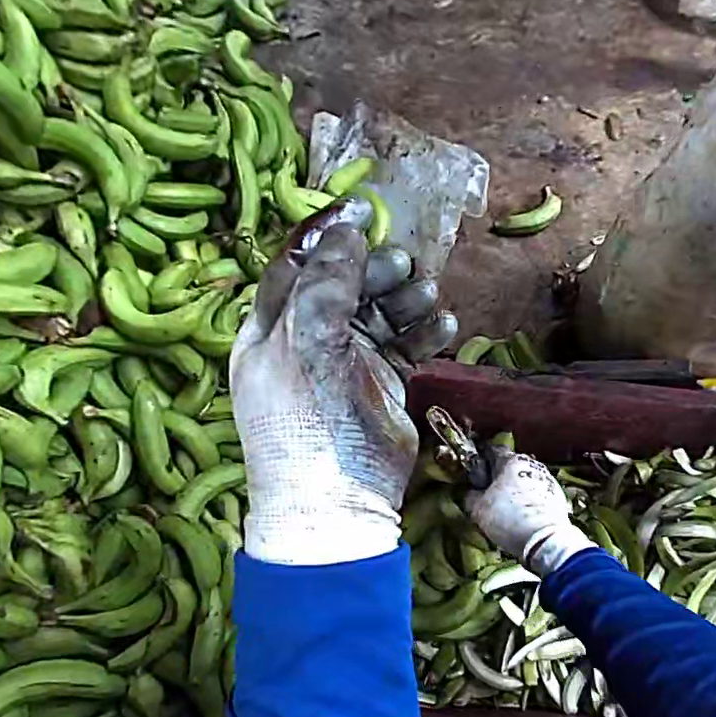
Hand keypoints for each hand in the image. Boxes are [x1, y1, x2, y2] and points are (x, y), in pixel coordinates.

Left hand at [230, 198, 452, 564]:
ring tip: (427, 296)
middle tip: (404, 265)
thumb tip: (346, 230)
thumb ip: (325, 284)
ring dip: (406, 298)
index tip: (365, 210)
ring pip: (380, 311)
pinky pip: (406, 345)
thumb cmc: (308, 423)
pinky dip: (425, 332)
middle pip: (345, 284)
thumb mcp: (307, 345)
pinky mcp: (382, 384)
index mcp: (273, 329)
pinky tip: (442, 327)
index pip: (298, 266)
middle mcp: (308, 341)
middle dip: (375, 270)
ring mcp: (347, 363)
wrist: (335, 506)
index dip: (328, 236)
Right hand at [466, 448, 595, 576]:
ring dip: (517, 489)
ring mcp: (548, 480)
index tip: (476, 471)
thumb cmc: (508, 517)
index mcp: (511, 461)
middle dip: (501, 476)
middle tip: (489, 492)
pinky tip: (524, 515)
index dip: (482, 459)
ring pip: (527, 480)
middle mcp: (532, 464)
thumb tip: (471, 492)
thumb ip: (471, 496)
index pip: (493, 450)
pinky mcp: (559, 497)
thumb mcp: (479, 509)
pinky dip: (531, 501)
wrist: (546, 540)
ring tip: (508, 507)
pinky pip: (539, 494)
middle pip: (511, 466)